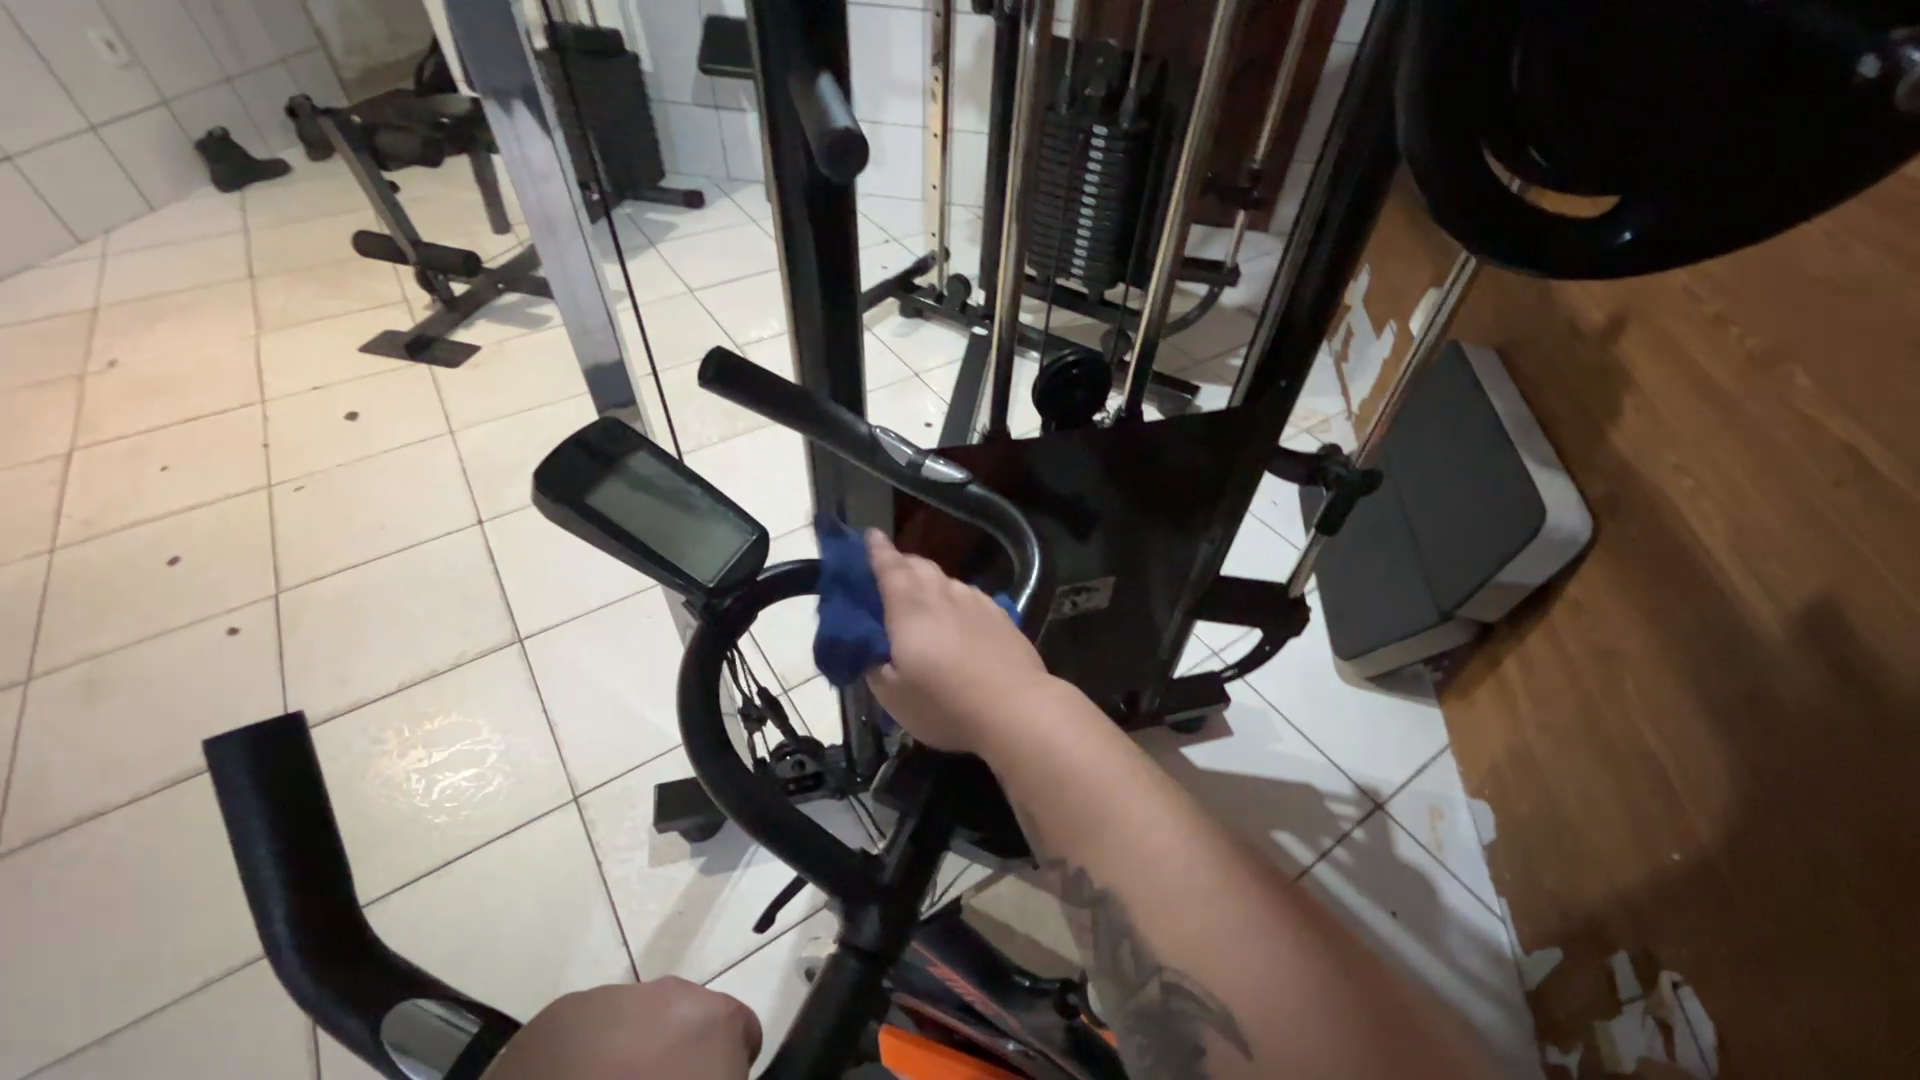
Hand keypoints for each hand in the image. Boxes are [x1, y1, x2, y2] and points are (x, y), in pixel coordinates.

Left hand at [483, 979, 760, 1079]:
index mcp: (716, 1018)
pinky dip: (580, 1056)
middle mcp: (669, 993)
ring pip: (630, 1021)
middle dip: (672, 1052)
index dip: (726, 1065)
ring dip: (625, 1051)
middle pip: (683, 1019)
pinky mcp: (556, 1016)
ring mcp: (609, 1000)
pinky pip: (582, 1032)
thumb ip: (718, 1066)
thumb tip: (704, 1063)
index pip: (742, 1032)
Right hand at [864, 529, 1053, 755]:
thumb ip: (874, 665)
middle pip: (920, 567)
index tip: (871, 535)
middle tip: (891, 573)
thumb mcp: (892, 696)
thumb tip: (871, 649)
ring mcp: (977, 603)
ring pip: (948, 581)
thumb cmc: (945, 704)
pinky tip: (960, 616)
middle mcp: (943, 595)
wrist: (1015, 709)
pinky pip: (972, 597)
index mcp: (910, 609)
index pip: (889, 568)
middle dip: (903, 564)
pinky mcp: (1002, 617)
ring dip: (931, 582)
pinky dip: (958, 599)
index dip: (878, 551)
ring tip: (925, 597)